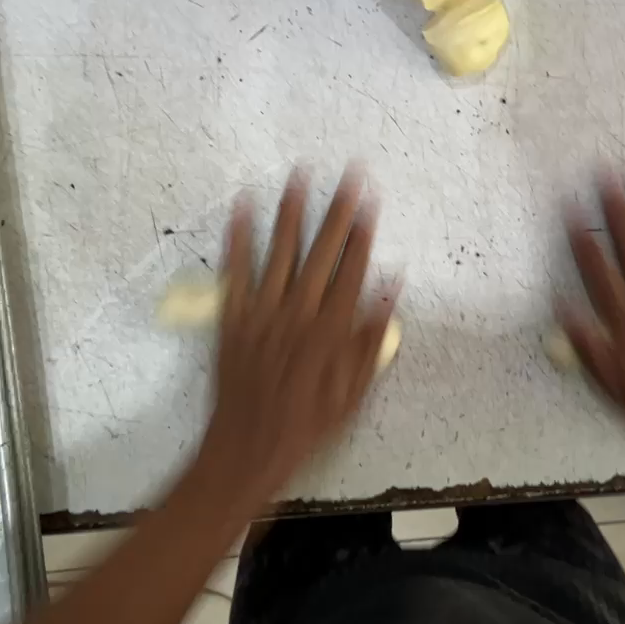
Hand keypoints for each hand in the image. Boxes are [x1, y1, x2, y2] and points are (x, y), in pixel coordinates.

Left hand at [200, 167, 396, 496]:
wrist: (248, 450)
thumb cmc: (308, 424)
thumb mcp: (355, 392)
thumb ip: (373, 337)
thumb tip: (391, 287)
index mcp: (332, 330)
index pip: (352, 268)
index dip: (363, 231)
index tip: (371, 199)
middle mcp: (299, 313)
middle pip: (322, 251)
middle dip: (337, 209)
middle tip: (348, 173)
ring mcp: (263, 313)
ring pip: (280, 253)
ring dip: (291, 212)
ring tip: (299, 175)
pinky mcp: (233, 319)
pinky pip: (236, 273)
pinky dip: (239, 239)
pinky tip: (243, 208)